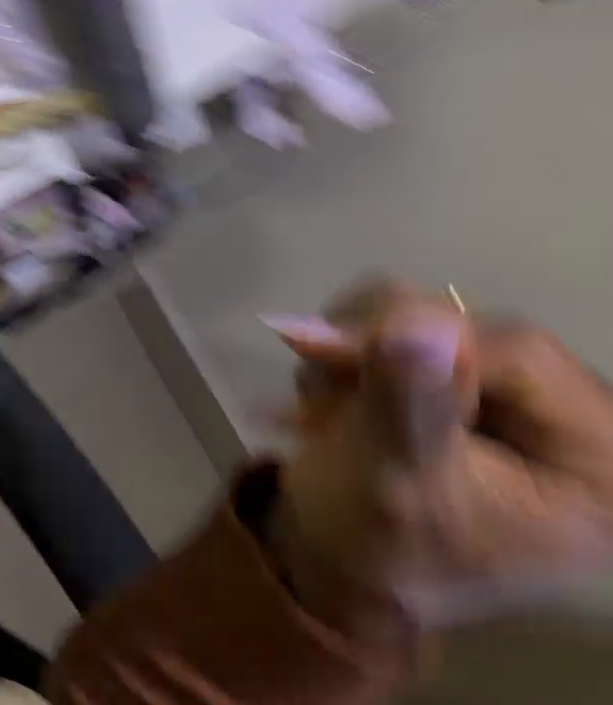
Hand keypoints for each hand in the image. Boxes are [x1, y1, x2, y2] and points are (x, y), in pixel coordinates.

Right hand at [267, 280, 612, 634]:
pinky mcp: (458, 391)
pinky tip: (320, 400)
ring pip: (426, 322)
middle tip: (304, 367)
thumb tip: (422, 321)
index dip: (414, 336)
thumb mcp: (391, 480)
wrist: (334, 568)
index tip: (309, 344)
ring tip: (314, 403)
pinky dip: (342, 360)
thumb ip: (410, 402)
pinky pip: (396, 335)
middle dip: (372, 347)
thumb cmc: (373, 542)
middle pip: (472, 330)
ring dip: (348, 353)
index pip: (515, 354)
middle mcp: (569, 422)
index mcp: (594, 459)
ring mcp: (509, 403)